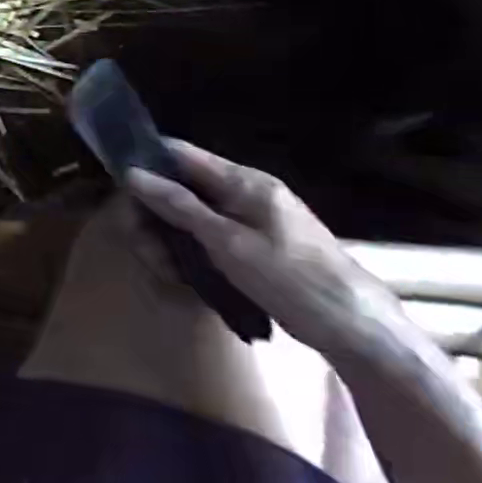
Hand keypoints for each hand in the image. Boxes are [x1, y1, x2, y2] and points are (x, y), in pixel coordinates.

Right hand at [127, 139, 412, 362]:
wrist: (359, 330)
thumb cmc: (293, 280)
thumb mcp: (229, 244)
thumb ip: (180, 206)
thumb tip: (133, 174)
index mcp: (242, 180)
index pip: (179, 153)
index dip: (146, 164)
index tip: (122, 194)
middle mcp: (244, 190)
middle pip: (181, 187)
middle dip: (154, 216)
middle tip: (148, 255)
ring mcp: (251, 217)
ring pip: (191, 214)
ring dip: (170, 239)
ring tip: (168, 274)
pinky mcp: (255, 242)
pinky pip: (209, 234)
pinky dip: (192, 251)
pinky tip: (187, 278)